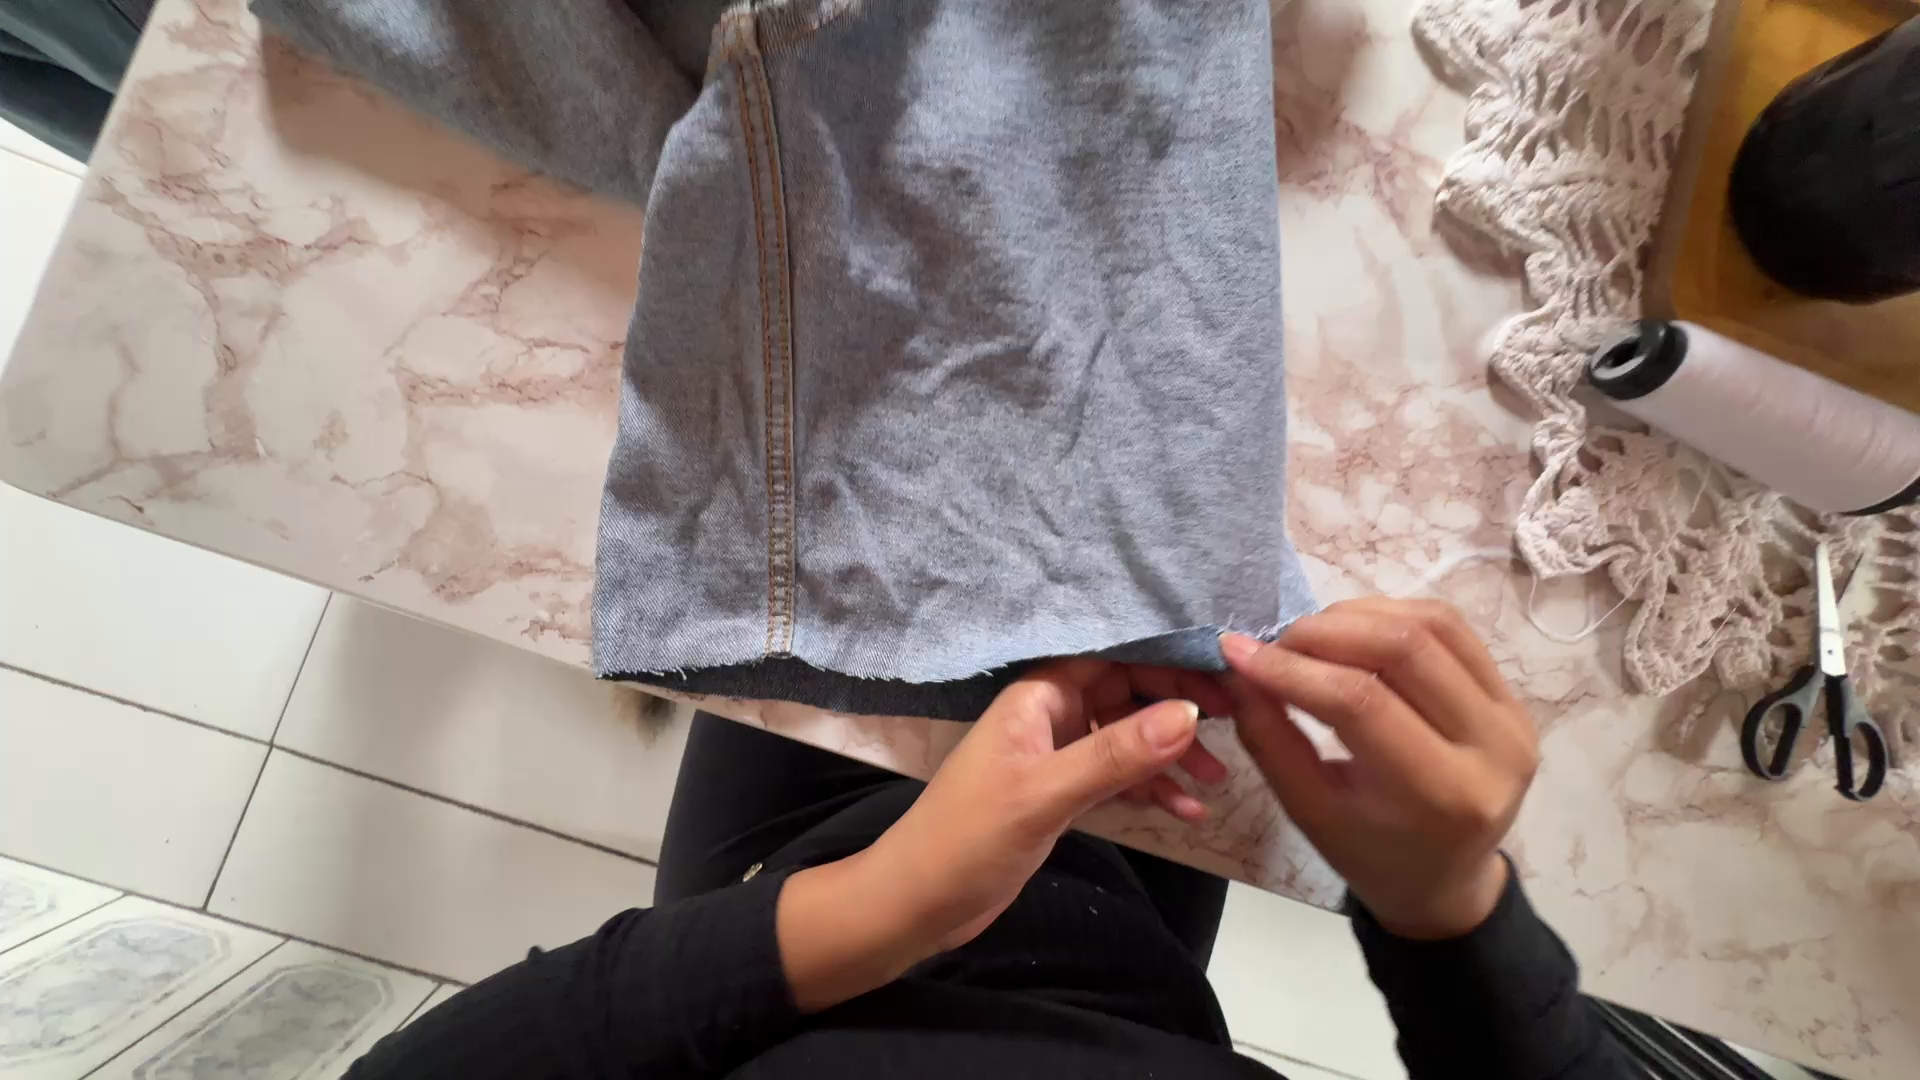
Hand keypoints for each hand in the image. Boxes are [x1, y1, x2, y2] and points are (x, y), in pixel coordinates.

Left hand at [777, 660, 1231, 1010]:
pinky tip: (1185, 810)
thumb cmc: (969, 836)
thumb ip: (1114, 754)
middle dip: (1175, 710)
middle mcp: (1050, 714)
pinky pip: (1115, 777)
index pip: (1112, 658)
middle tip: (1231, 732)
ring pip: (1125, 738)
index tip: (1220, 681)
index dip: (1166, 662)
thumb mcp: (1044, 793)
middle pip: (1124, 694)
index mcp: (1037, 695)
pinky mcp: (1061, 792)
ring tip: (1214, 782)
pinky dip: (1149, 788)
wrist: (918, 902)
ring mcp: (1056, 754)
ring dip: (1169, 755)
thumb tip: (1189, 712)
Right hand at [1220, 598, 1538, 938]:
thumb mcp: (1304, 806)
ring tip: (1309, 639)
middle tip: (1274, 644)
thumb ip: (1267, 734)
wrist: (1442, 876)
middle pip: (1403, 647)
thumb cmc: (1365, 850)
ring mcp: (1513, 714)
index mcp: (1441, 794)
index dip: (1291, 668)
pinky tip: (1349, 632)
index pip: (1360, 702)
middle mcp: (1494, 747)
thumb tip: (1236, 665)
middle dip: (1322, 631)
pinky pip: (1448, 625)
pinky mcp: (1512, 694)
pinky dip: (1386, 614)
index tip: (1235, 651)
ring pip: (1429, 623)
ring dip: (1353, 616)